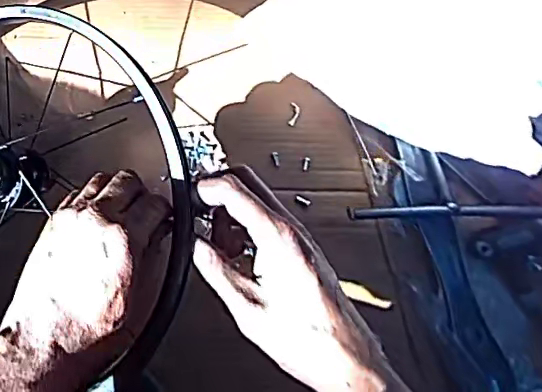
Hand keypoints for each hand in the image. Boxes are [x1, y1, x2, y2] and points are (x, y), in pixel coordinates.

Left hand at [0, 170, 171, 391]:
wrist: (45, 337)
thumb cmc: (86, 332)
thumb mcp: (138, 303)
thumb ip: (152, 260)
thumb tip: (159, 238)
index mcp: (123, 239)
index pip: (154, 203)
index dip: (164, 210)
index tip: (164, 215)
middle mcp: (97, 218)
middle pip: (128, 179)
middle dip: (141, 193)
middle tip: (145, 208)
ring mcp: (73, 214)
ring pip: (102, 179)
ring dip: (115, 190)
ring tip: (121, 208)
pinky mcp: (55, 217)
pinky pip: (79, 191)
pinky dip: (92, 197)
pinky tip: (96, 215)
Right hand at [194, 167, 409, 391]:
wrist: (351, 363)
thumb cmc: (311, 344)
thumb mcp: (249, 311)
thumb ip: (216, 271)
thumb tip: (195, 247)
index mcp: (277, 237)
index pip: (235, 187)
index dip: (206, 185)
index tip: (190, 194)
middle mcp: (291, 229)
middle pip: (246, 179)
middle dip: (217, 189)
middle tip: (199, 210)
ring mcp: (299, 235)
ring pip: (256, 195)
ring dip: (231, 210)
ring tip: (221, 245)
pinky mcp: (302, 246)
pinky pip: (267, 215)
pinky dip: (246, 222)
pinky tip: (240, 254)